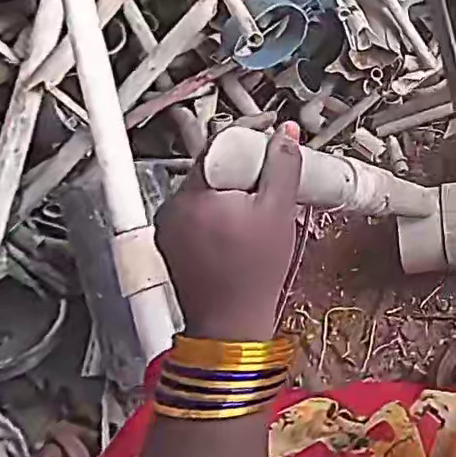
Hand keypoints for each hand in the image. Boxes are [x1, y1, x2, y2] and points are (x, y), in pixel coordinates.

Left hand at [156, 121, 302, 339]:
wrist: (231, 323)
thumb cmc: (253, 275)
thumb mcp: (279, 210)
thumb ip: (283, 165)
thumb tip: (286, 133)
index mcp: (194, 193)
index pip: (220, 144)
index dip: (250, 141)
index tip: (269, 146)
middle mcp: (173, 206)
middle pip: (212, 165)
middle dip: (243, 169)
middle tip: (269, 186)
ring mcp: (169, 225)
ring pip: (206, 187)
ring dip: (232, 189)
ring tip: (258, 211)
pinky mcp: (172, 241)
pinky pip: (198, 209)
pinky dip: (219, 209)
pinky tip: (242, 226)